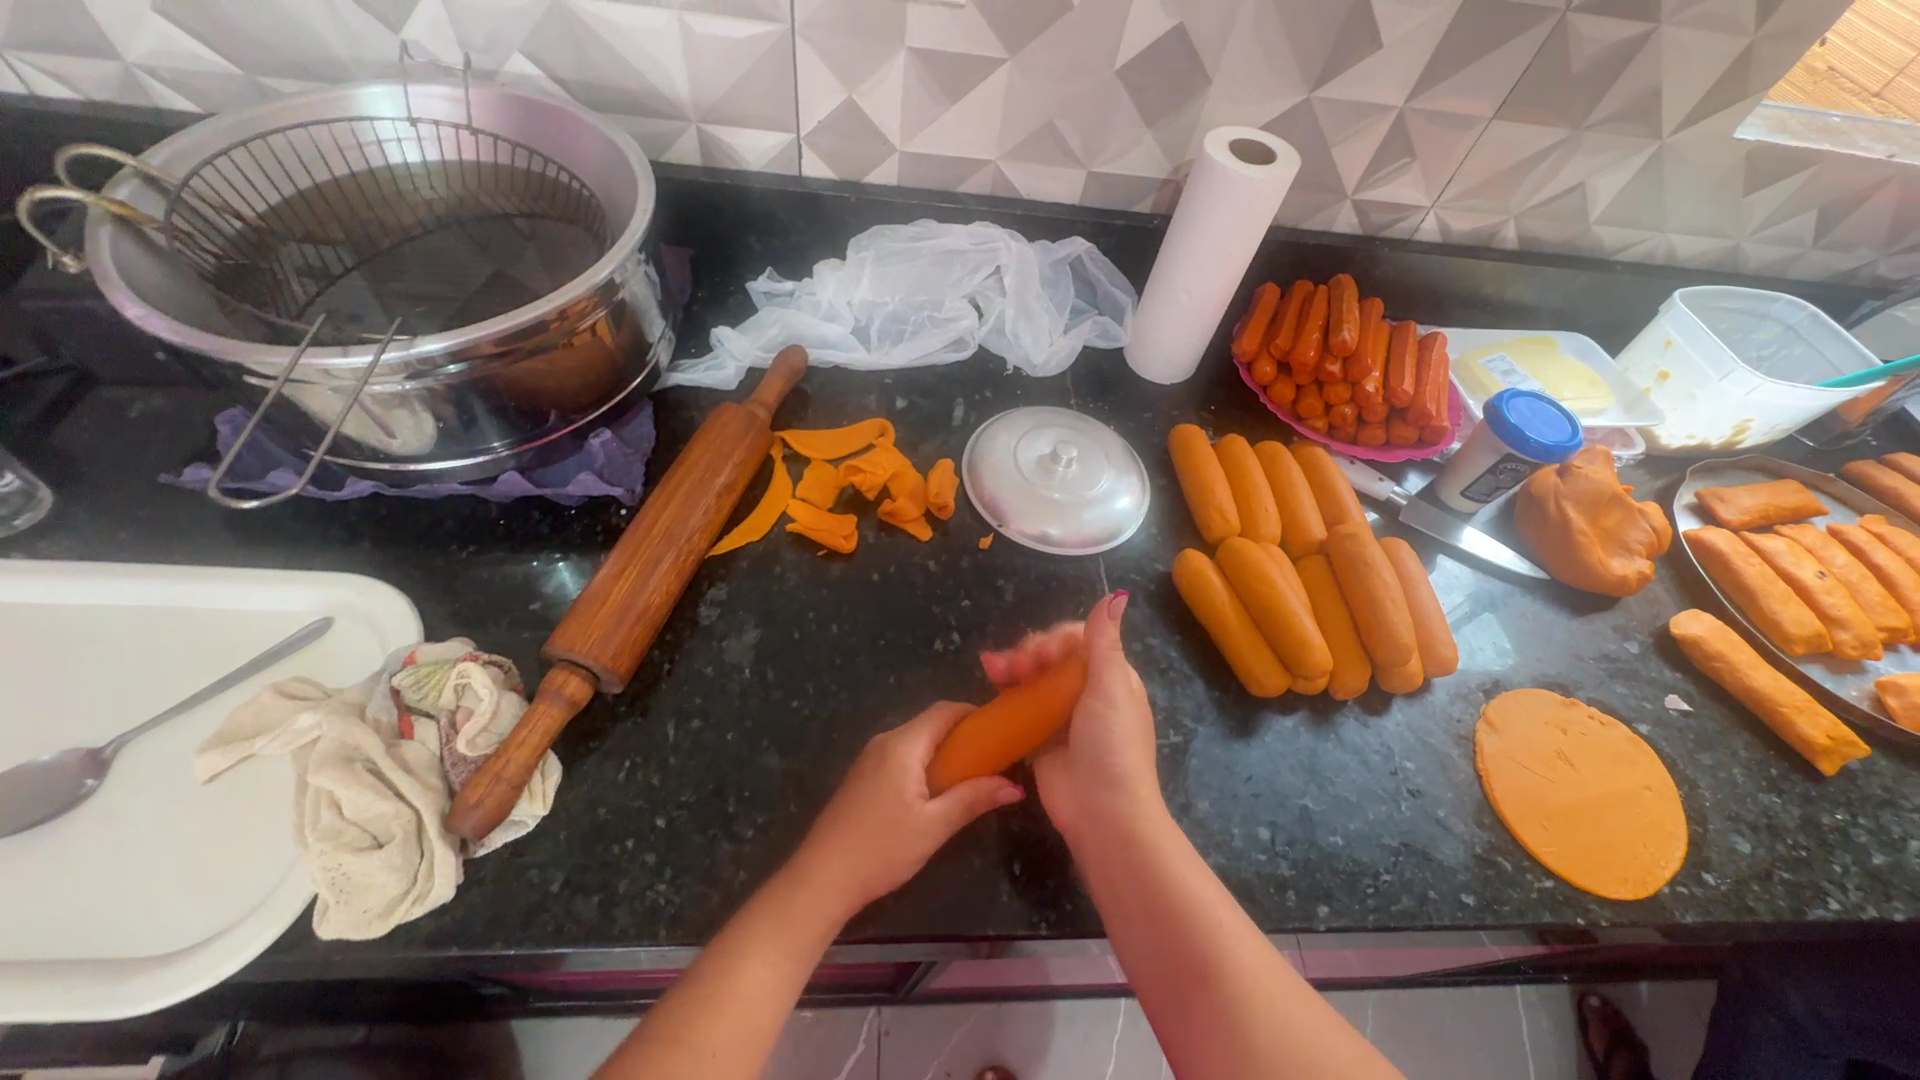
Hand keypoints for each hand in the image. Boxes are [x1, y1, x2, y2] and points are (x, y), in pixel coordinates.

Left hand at [787, 702, 1024, 918]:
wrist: (821, 878)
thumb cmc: (880, 849)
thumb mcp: (934, 827)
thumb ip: (973, 799)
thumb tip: (1014, 786)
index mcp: (902, 745)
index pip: (945, 710)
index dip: (976, 715)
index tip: (1004, 732)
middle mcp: (885, 741)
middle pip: (931, 723)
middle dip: (965, 736)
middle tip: (996, 759)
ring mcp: (870, 758)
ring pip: (917, 741)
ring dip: (946, 753)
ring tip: (975, 777)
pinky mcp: (864, 776)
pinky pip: (903, 756)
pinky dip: (926, 764)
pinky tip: (940, 791)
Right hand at [979, 592, 1161, 844]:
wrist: (1102, 812)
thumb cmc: (1112, 746)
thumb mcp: (1112, 688)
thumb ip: (1105, 642)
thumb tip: (1118, 595)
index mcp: (1113, 678)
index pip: (1080, 640)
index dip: (1055, 639)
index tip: (1040, 652)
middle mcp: (1088, 693)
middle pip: (1053, 657)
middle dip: (1029, 652)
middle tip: (1013, 665)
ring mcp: (1063, 717)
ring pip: (1033, 679)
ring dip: (1013, 667)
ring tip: (992, 668)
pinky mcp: (1041, 738)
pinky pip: (1021, 707)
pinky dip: (1005, 693)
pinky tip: (990, 684)